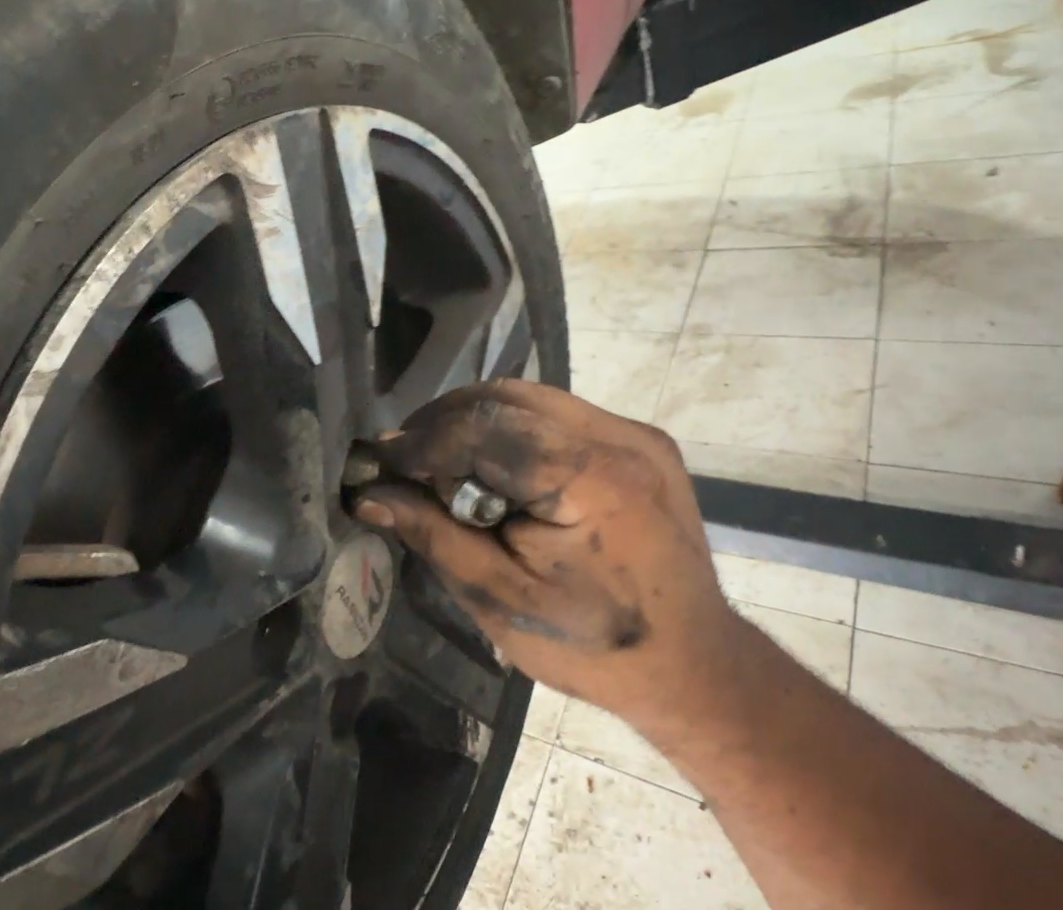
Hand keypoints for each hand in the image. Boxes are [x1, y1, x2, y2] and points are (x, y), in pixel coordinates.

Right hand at [355, 380, 751, 724]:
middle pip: (506, 398)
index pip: (485, 430)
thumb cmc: (591, 645)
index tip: (377, 461)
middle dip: (443, 423)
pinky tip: (492, 469)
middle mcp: (620, 438)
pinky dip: (510, 430)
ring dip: (473, 422)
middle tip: (405, 462)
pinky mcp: (640, 442)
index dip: (422, 442)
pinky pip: (555, 414)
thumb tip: (369, 494)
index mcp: (592, 480)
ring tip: (441, 465)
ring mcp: (637, 434)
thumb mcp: (499, 600)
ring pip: (529, 397)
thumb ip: (433, 535)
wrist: (693, 664)